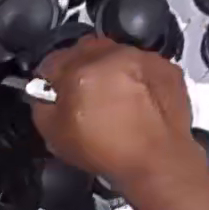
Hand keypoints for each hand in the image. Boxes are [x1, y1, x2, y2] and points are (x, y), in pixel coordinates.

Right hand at [32, 36, 206, 184]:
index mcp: (79, 71)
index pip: (50, 60)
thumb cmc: (107, 151)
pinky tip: (132, 102)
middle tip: (78, 93)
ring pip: (114, 54)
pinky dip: (133, 78)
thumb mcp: (54, 136)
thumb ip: (42, 108)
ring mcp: (141, 58)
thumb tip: (43, 98)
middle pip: (84, 49)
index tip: (49, 90)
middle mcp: (111, 57)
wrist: (155, 160)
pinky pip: (141, 64)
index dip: (46, 79)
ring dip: (106, 70)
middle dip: (77, 67)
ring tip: (108, 100)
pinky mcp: (165, 67)